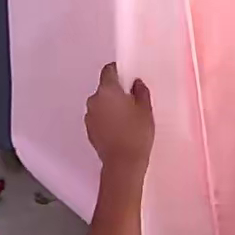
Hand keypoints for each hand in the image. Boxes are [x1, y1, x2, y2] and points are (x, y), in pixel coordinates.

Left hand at [85, 63, 152, 182]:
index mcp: (107, 90)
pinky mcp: (89, 130)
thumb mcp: (145, 109)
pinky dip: (107, 118)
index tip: (128, 77)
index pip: (108, 70)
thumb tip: (136, 84)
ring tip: (128, 117)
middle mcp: (94, 100)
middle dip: (117, 91)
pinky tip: (121, 128)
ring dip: (111, 105)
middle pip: (104, 88)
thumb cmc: (136, 134)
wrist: (123, 163)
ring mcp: (90, 116)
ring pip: (101, 103)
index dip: (119, 71)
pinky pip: (99, 117)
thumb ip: (140, 91)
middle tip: (133, 100)